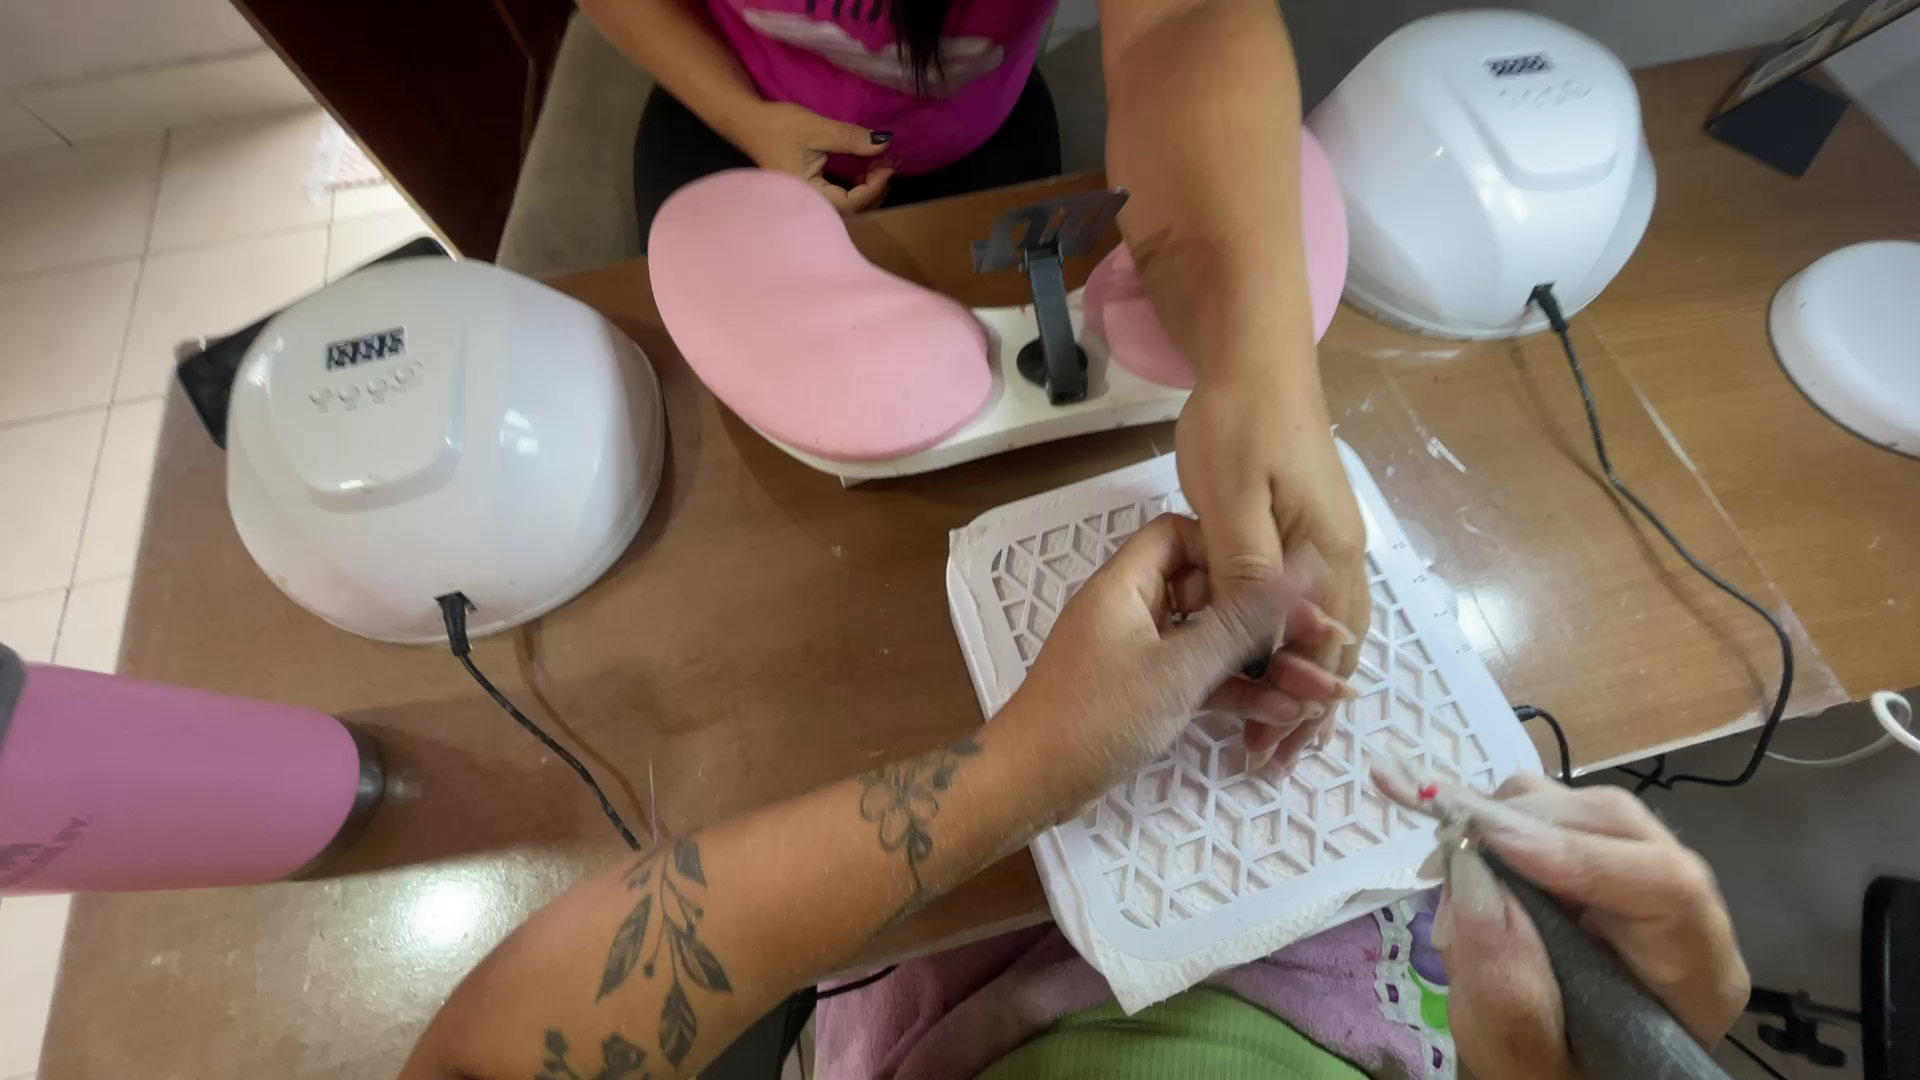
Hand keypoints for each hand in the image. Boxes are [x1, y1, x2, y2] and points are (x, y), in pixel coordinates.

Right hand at [733, 102, 894, 211]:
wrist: (748, 122)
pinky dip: (858, 187)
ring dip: (869, 188)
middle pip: (853, 209)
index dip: (873, 188)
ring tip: (880, 166)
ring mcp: (813, 200)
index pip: (851, 203)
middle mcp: (812, 204)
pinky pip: (842, 197)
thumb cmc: (777, 126)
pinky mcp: (814, 193)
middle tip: (888, 164)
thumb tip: (883, 143)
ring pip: (850, 205)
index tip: (888, 166)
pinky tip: (864, 172)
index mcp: (809, 196)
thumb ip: (849, 138)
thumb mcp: (816, 128)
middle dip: (875, 189)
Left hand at [1001, 514, 1348, 809]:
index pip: (1181, 534)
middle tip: (1323, 646)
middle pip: (1206, 592)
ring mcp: (1137, 651)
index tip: (1280, 577)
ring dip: (1261, 666)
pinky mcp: (1142, 689)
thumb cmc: (1097, 715)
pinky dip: (1233, 692)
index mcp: (1126, 583)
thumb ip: (1243, 619)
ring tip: (1323, 695)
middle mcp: (1131, 608)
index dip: (1230, 549)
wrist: (1033, 782)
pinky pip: (1196, 677)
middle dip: (1266, 621)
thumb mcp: (1178, 668)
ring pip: (1209, 642)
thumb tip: (1301, 565)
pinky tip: (1282, 714)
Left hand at [1175, 374, 1368, 766]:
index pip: (1317, 646)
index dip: (1293, 698)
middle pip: (1326, 648)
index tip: (1268, 748)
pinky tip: (1268, 671)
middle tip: (1274, 762)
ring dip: (1296, 685)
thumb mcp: (1231, 505)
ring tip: (1276, 739)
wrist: (1253, 361)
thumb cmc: (1235, 429)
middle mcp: (1336, 556)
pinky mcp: (1297, 535)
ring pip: (1316, 632)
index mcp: (1322, 554)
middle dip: (1301, 706)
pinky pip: (1299, 606)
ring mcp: (1319, 544)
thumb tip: (1272, 646)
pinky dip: (1287, 645)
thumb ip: (1249, 575)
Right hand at [1439, 776, 1749, 1078]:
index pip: (1666, 886)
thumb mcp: (1522, 1058)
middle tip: (1449, 836)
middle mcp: (1669, 908)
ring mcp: (1622, 868)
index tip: (1490, 845)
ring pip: (1571, 803)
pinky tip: (1452, 830)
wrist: (1542, 1058)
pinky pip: (1536, 804)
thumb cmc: (1544, 1069)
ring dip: (1499, 814)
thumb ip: (1505, 988)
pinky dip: (1485, 808)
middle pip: (1617, 826)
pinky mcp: (1576, 850)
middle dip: (1523, 822)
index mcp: (1687, 971)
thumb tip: (1472, 882)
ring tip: (1449, 847)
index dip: (1575, 854)